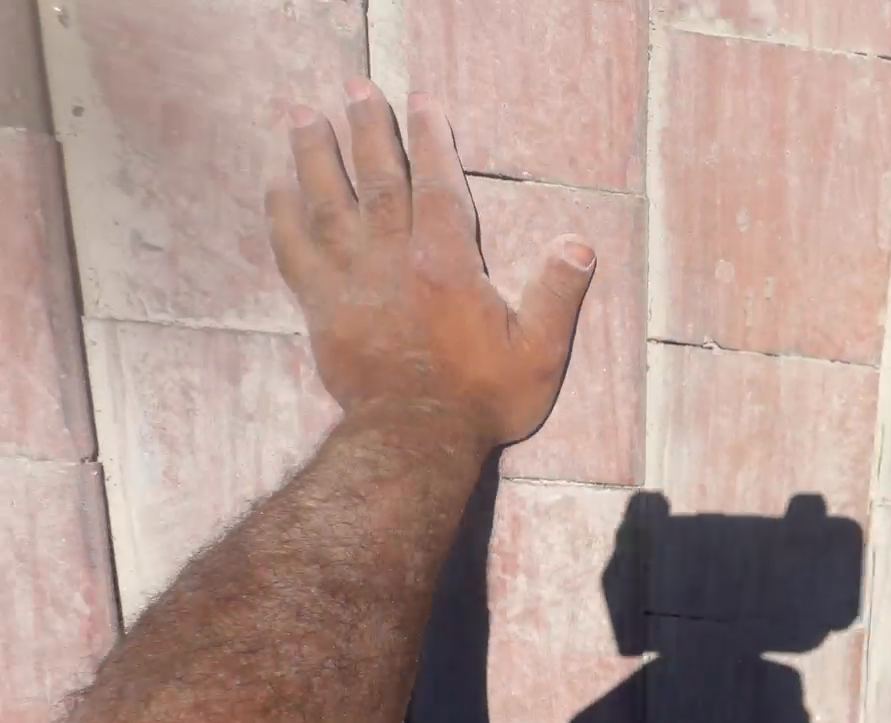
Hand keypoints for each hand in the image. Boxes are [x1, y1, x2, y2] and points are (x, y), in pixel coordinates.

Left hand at [267, 79, 595, 445]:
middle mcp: (393, 257)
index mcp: (448, 263)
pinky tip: (278, 187)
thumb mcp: (543, 351)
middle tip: (357, 87)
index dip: (433, 142)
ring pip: (326, 200)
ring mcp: (350, 278)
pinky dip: (283, 211)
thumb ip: (559, 295)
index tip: (423, 104)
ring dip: (314, 153)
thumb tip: (579, 245)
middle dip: (369, 129)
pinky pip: (293, 245)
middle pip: (377, 179)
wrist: (419, 436)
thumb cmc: (488, 396)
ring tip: (304, 114)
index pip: (439, 188)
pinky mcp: (323, 304)